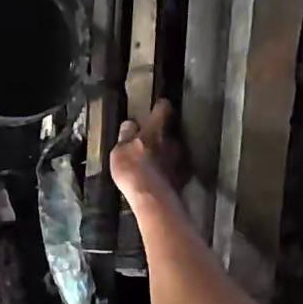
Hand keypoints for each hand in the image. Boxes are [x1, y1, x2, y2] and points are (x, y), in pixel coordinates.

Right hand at [110, 98, 184, 212]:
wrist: (152, 198)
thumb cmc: (131, 169)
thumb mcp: (119, 151)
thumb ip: (126, 136)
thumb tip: (130, 124)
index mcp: (156, 129)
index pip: (163, 108)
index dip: (160, 106)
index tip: (157, 105)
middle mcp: (172, 139)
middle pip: (170, 129)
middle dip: (162, 131)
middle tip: (151, 137)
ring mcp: (180, 157)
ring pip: (173, 148)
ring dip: (165, 151)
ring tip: (154, 159)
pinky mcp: (183, 175)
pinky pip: (175, 166)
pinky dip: (168, 168)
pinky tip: (160, 175)